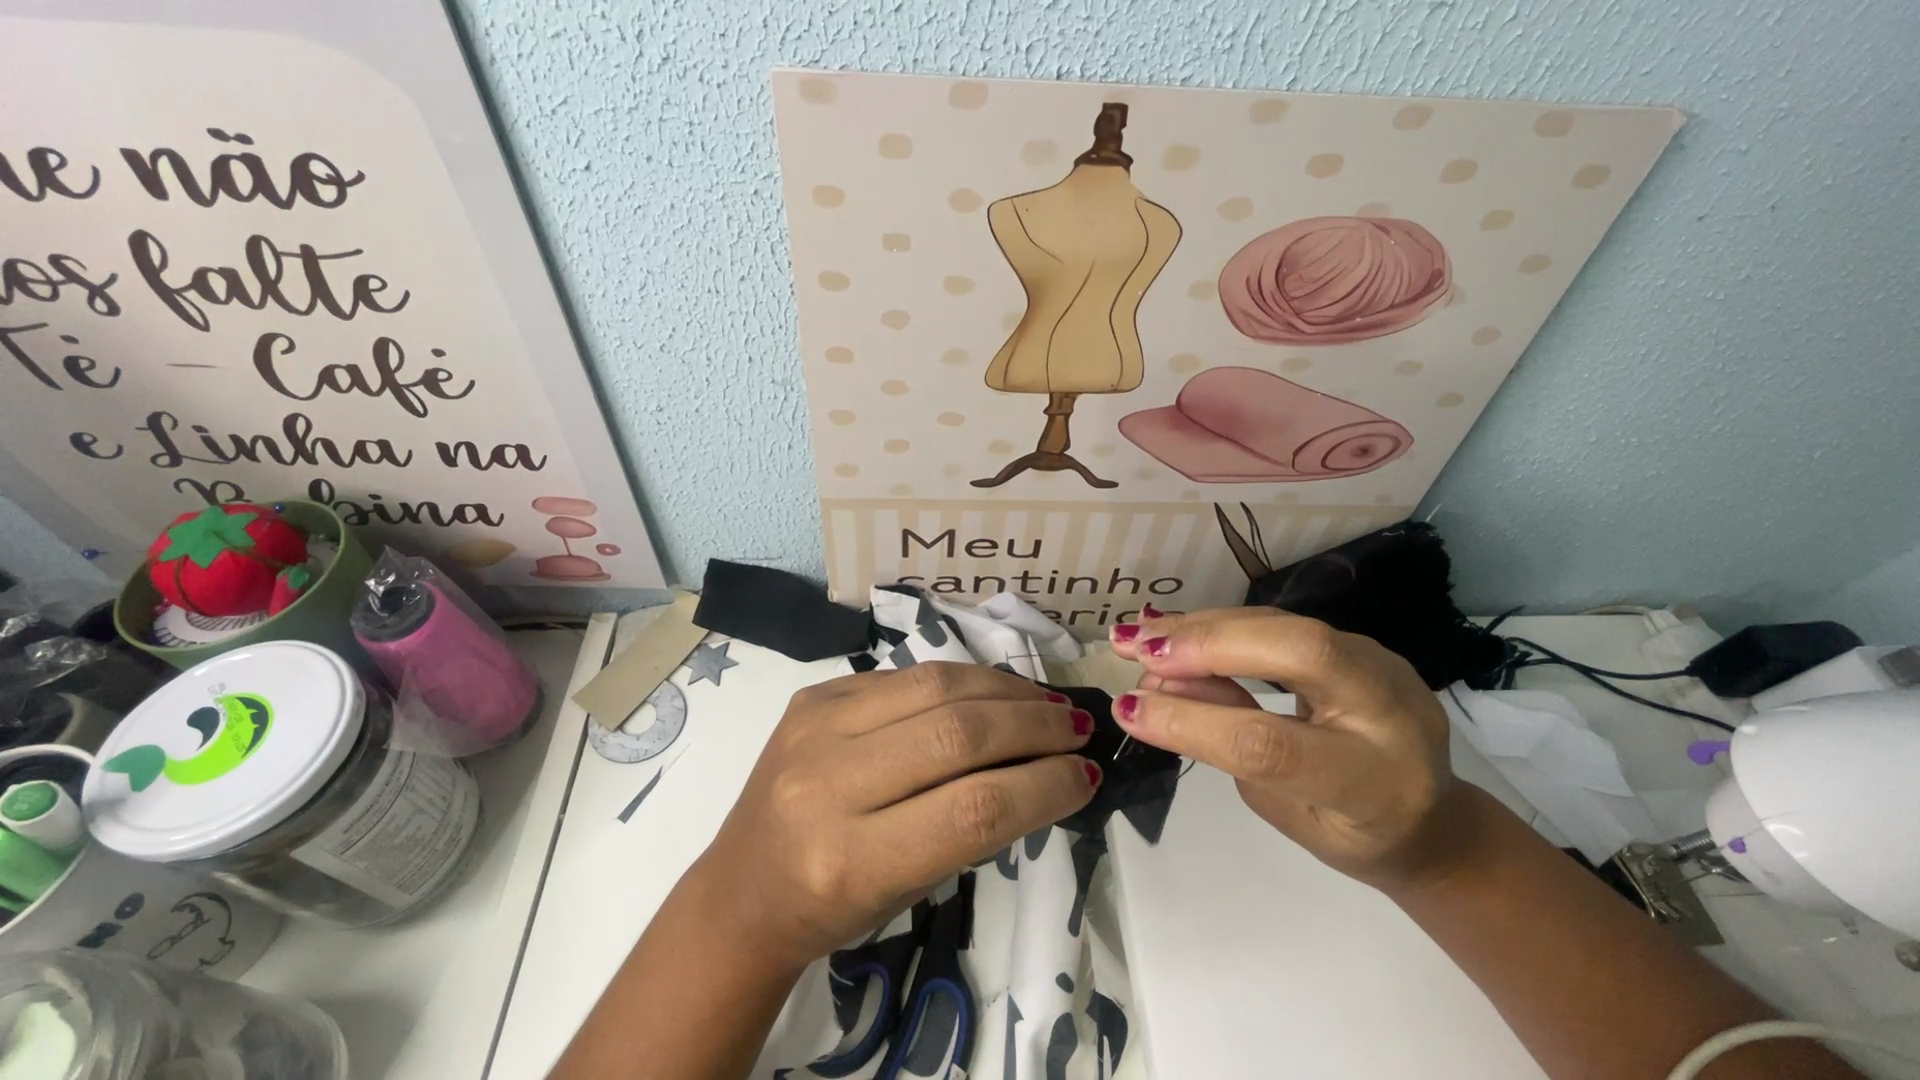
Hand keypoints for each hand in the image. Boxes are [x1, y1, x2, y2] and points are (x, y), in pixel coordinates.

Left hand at [692, 662, 1100, 968]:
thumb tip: (1050, 766)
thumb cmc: (833, 909)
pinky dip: (964, 681)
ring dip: (1007, 692)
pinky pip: (906, 675)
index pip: (972, 809)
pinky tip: (996, 692)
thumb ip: (974, 826)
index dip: (1044, 787)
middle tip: (1080, 730)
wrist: (743, 890)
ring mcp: (813, 728)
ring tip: (1049, 706)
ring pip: (936, 687)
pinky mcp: (812, 696)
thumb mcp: (910, 888)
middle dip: (1035, 728)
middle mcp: (827, 784)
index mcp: (851, 859)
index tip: (1088, 776)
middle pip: (957, 735)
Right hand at [1108, 608, 1464, 893]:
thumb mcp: (1285, 814)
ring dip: (1205, 627)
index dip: (1192, 721)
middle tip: (1138, 650)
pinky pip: (1286, 624)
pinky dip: (1225, 625)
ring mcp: (1383, 666)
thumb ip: (1232, 752)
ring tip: (1137, 634)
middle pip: (1298, 651)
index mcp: (1370, 781)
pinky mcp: (1364, 644)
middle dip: (1209, 646)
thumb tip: (1160, 694)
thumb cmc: (1351, 835)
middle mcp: (1388, 710)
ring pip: (1288, 624)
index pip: (1270, 743)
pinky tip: (1176, 628)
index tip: (1127, 708)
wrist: (1432, 821)